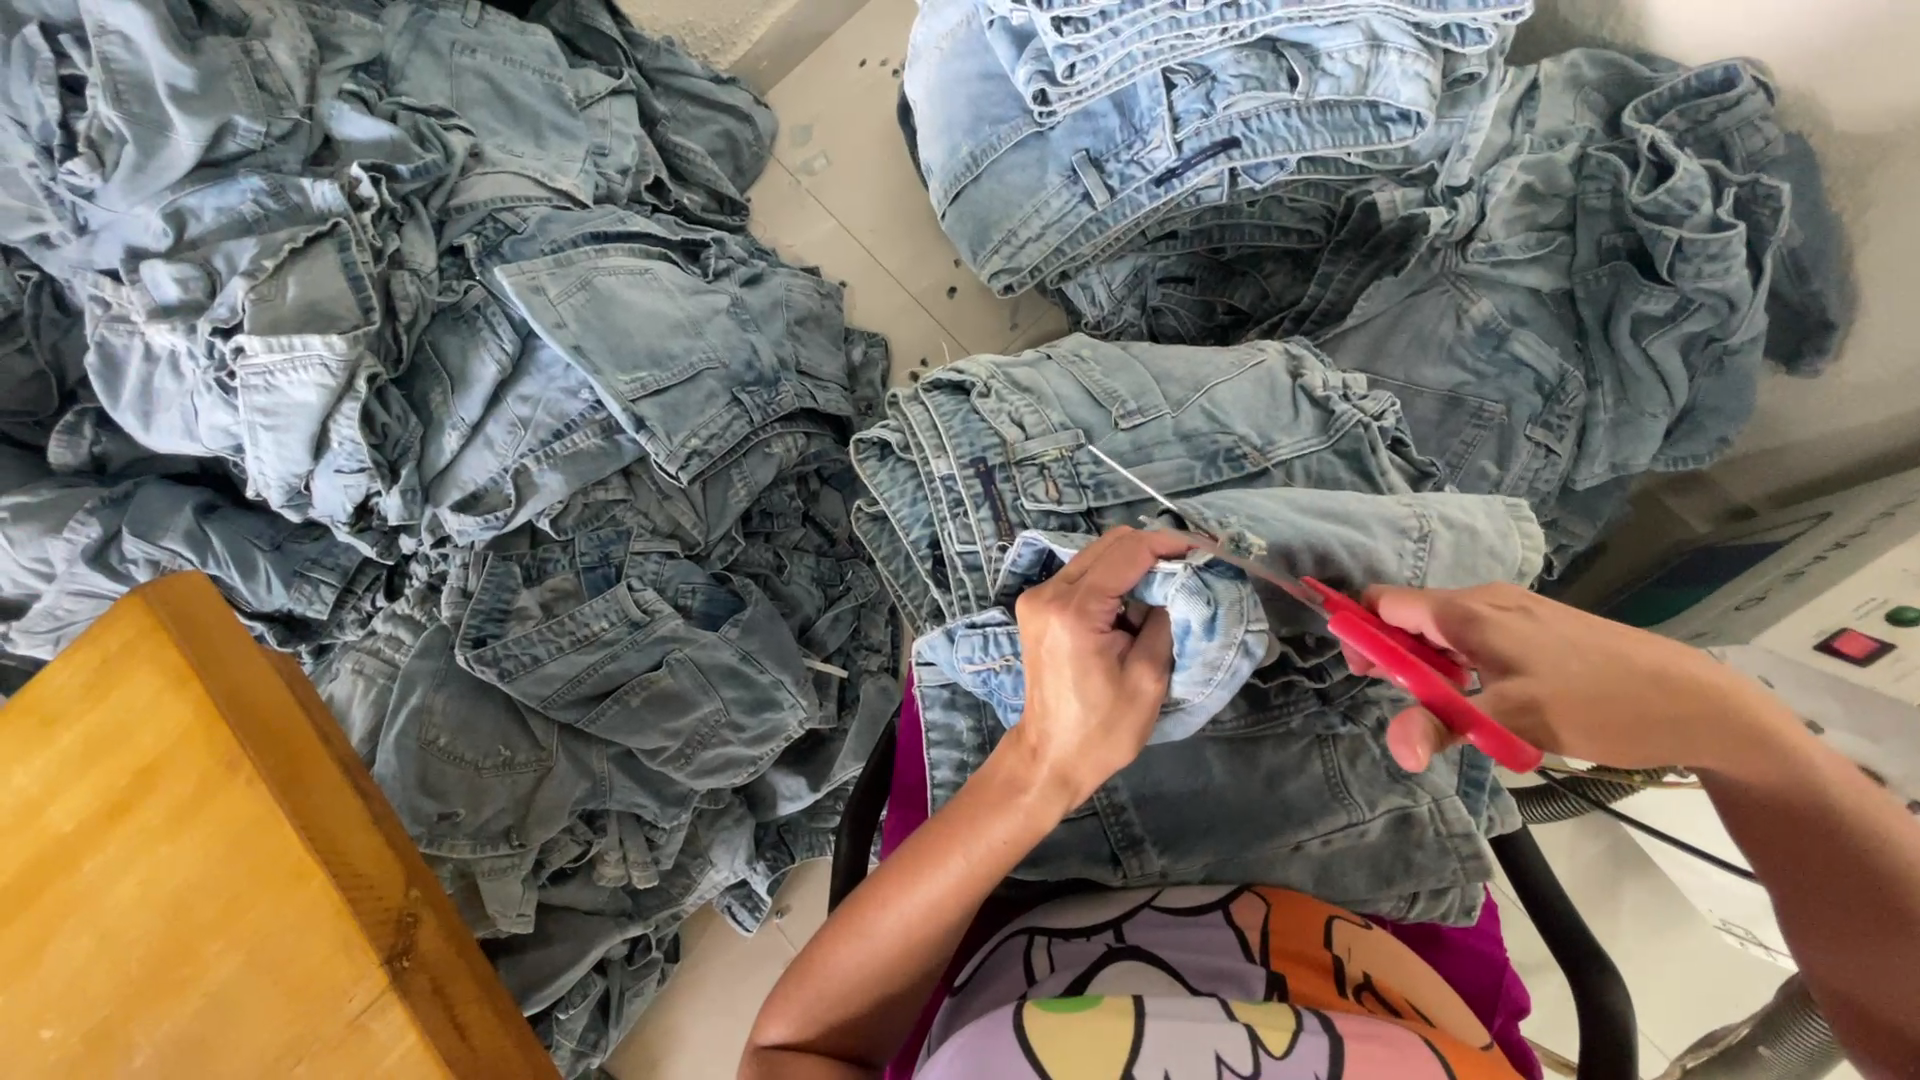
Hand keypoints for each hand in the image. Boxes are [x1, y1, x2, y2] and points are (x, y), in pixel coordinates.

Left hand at [1005, 526, 1189, 804]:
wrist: (1051, 755)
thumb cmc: (1103, 729)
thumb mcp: (1148, 677)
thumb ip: (1165, 620)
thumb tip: (1181, 583)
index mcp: (1075, 610)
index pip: (1129, 552)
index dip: (1171, 544)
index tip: (1207, 549)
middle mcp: (1048, 593)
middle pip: (1109, 545)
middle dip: (1154, 551)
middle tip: (1192, 567)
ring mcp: (1037, 597)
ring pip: (1095, 556)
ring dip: (1134, 565)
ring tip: (1169, 588)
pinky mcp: (1038, 607)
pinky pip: (1082, 575)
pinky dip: (1113, 579)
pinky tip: (1135, 603)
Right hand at [1351, 584, 1802, 776]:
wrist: (1703, 705)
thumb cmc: (1601, 702)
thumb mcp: (1515, 719)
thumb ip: (1446, 726)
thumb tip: (1396, 749)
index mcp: (1468, 611)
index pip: (1382, 602)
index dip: (1359, 632)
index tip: (1363, 675)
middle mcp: (1484, 601)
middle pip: (1409, 617)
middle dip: (1394, 657)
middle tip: (1407, 702)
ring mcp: (1514, 613)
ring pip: (1443, 631)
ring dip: (1429, 667)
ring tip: (1449, 709)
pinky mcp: (1537, 631)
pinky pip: (1474, 640)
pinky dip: (1461, 667)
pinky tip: (1487, 701)